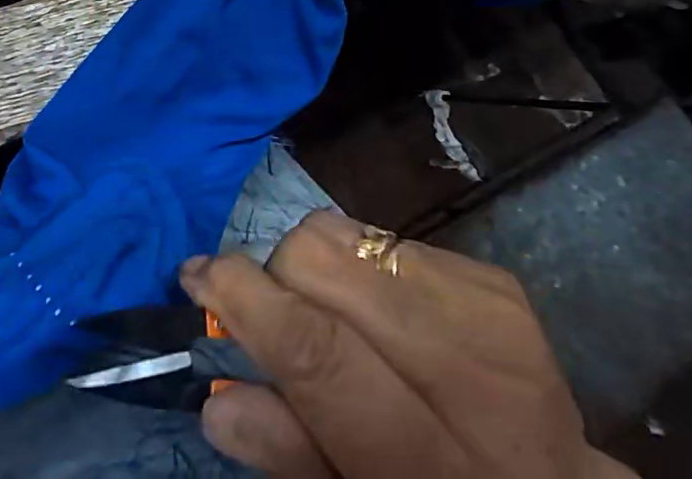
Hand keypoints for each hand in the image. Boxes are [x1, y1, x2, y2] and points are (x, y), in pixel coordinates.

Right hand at [179, 211, 638, 478]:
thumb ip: (294, 456)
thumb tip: (219, 398)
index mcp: (430, 460)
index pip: (320, 353)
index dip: (248, 302)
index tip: (197, 274)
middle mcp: (470, 371)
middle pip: (331, 264)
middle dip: (277, 270)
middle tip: (268, 302)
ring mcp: (488, 310)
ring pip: (354, 235)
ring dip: (318, 264)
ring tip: (326, 308)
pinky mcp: (494, 278)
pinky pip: (388, 235)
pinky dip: (360, 263)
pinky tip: (376, 306)